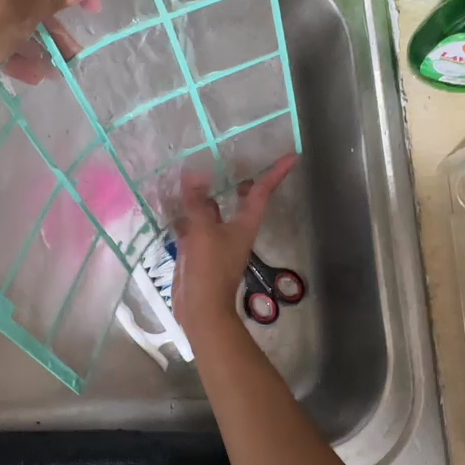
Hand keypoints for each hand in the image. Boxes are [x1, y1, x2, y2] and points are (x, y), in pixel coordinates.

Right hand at [172, 154, 297, 327]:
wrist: (201, 308)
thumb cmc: (210, 269)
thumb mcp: (203, 230)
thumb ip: (198, 202)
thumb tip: (195, 172)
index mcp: (245, 224)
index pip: (263, 192)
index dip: (276, 172)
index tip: (292, 155)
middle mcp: (234, 230)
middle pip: (242, 200)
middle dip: (241, 181)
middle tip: (234, 160)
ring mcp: (216, 241)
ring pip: (214, 211)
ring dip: (206, 195)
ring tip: (195, 174)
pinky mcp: (199, 250)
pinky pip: (194, 225)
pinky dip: (186, 212)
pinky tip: (173, 203)